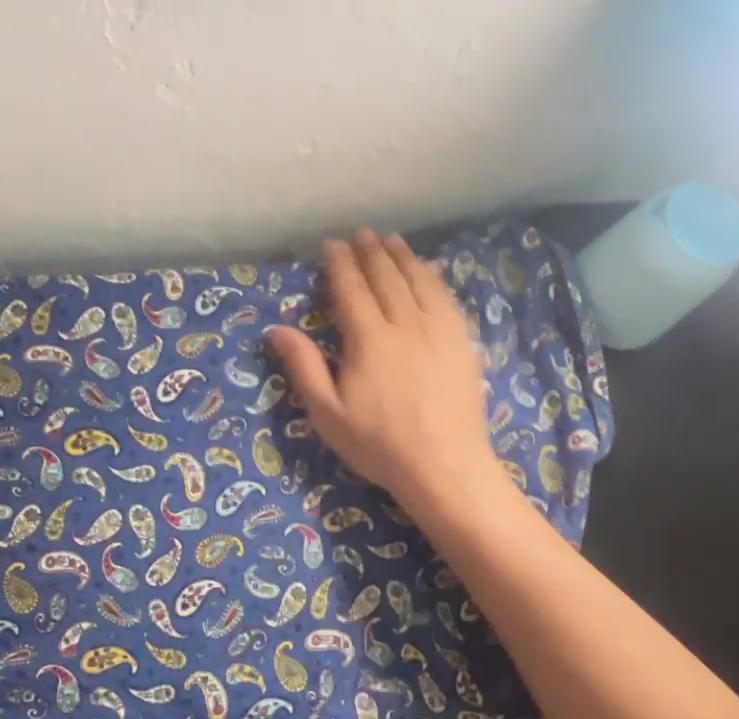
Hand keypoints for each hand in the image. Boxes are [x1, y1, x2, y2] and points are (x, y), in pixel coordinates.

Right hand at [267, 229, 502, 518]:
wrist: (444, 465)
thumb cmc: (378, 445)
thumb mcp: (327, 414)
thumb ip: (304, 367)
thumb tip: (276, 329)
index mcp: (368, 339)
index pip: (351, 289)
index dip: (339, 264)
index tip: (332, 245)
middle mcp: (405, 324)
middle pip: (386, 277)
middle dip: (371, 252)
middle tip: (361, 234)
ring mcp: (439, 330)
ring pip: (419, 281)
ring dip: (402, 257)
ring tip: (391, 241)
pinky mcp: (462, 343)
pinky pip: (445, 297)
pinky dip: (432, 277)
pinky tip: (428, 273)